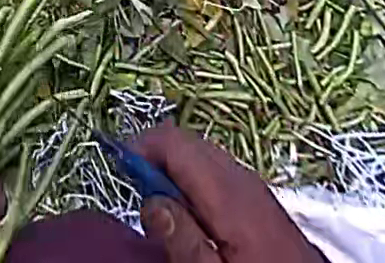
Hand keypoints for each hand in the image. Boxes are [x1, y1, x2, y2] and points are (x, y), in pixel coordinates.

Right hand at [131, 123, 318, 262]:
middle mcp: (243, 179)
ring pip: (203, 155)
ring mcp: (256, 188)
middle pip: (189, 143)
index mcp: (229, 195)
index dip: (143, 147)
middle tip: (137, 188)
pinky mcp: (263, 202)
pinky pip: (219, 172)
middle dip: (157, 155)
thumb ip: (182, 242)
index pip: (175, 143)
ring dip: (176, 167)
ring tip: (161, 205)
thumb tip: (150, 202)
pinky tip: (193, 213)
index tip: (121, 168)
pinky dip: (196, 178)